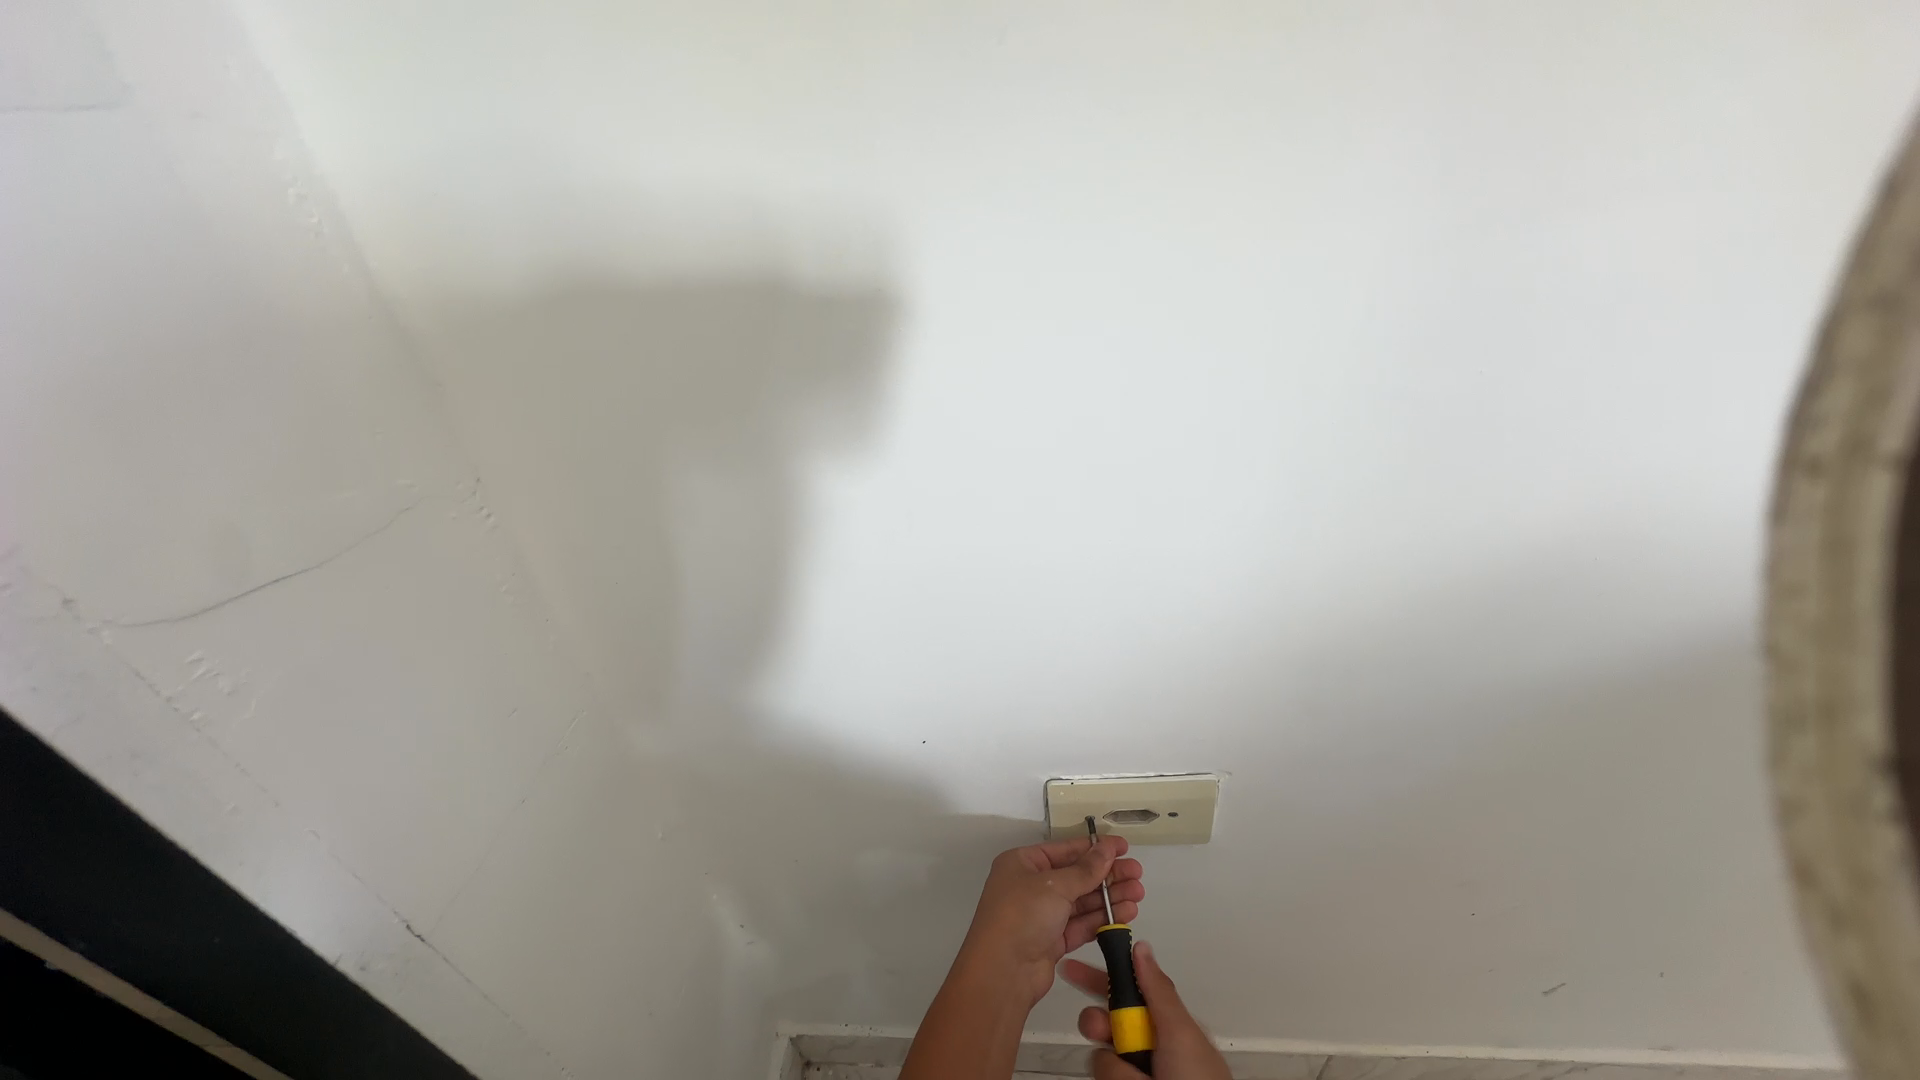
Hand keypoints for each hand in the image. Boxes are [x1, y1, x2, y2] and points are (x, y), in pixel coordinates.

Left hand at [954, 835, 1144, 1005]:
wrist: (1003, 972)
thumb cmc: (1022, 915)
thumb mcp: (1055, 885)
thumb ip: (1086, 870)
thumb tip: (1107, 849)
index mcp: (1023, 863)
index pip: (1065, 850)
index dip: (1095, 848)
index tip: (1123, 848)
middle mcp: (1031, 886)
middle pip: (1076, 875)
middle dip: (1107, 875)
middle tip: (1137, 874)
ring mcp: (1042, 915)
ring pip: (1082, 901)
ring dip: (1110, 897)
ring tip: (1138, 893)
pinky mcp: (1052, 940)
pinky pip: (1081, 924)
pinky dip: (1103, 919)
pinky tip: (1126, 913)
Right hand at [1062, 940, 1229, 1079]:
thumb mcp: (1181, 1032)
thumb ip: (1157, 990)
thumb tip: (1141, 947)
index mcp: (1162, 1024)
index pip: (1122, 990)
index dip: (1095, 978)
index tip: (1069, 969)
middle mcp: (1145, 1047)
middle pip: (1101, 1022)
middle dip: (1097, 1025)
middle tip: (1104, 1033)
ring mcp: (1133, 1072)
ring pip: (1100, 1057)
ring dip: (1116, 1068)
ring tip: (1140, 1079)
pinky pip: (1101, 1078)